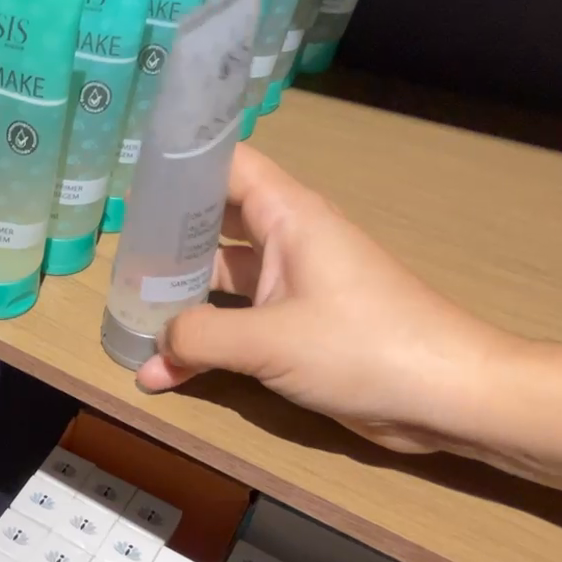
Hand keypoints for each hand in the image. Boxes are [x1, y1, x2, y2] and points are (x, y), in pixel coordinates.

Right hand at [136, 144, 515, 451]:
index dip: (180, 164)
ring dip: (176, 299)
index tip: (131, 179)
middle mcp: (285, 242)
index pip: (226, 165)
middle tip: (114, 257)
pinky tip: (163, 371)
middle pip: (212, 223)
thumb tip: (156, 347)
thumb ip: (199, 336)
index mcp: (288, 216)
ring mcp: (288, 287)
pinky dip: (201, 343)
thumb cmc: (363, 345)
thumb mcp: (268, 340)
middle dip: (164, 239)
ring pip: (217, 279)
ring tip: (125, 312)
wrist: (448, 396)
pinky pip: (233, 323)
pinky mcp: (292, 328)